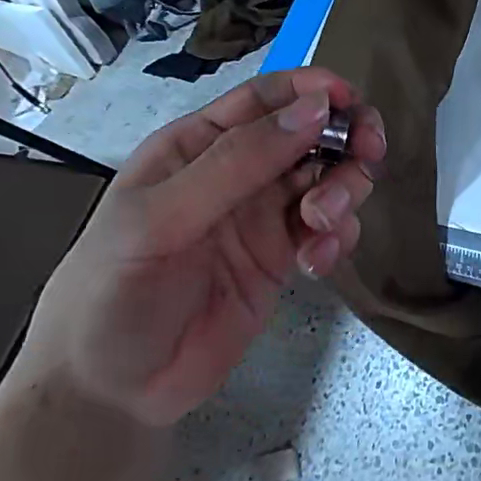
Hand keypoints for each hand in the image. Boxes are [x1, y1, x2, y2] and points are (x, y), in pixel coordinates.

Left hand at [19, 67, 384, 425]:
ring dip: (341, 195)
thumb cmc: (114, 291)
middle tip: (367, 159)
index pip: (267, 99)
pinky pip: (329, 232)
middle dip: (345, 143)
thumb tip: (314, 110)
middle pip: (312, 136)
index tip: (353, 105)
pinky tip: (315, 266)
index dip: (314, 91)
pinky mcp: (284, 258)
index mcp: (198, 146)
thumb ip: (238, 162)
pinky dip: (336, 240)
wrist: (113, 389)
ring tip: (320, 229)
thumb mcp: (162, 219)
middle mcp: (238, 173)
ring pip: (329, 182)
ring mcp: (264, 217)